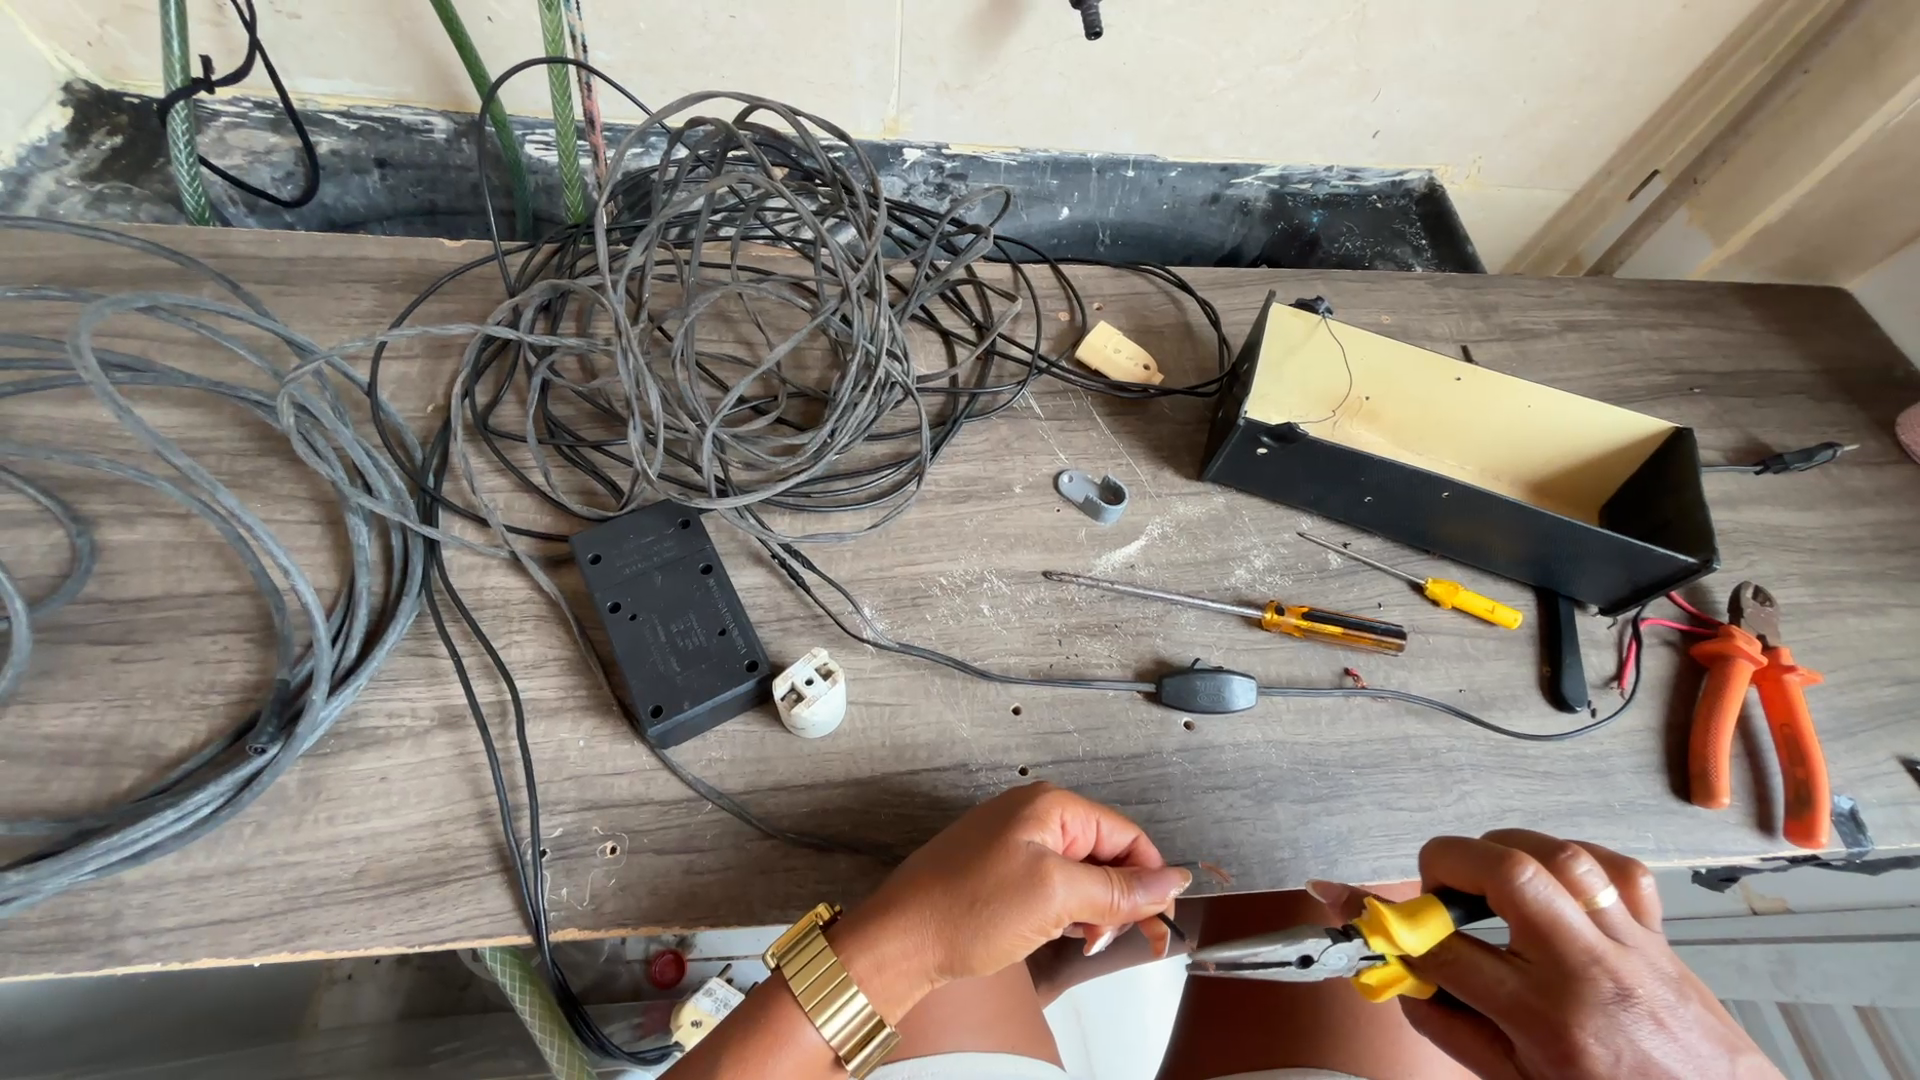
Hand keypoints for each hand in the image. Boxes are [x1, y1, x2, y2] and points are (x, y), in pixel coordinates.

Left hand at [829, 783, 1190, 1019]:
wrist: (903, 939)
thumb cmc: (963, 908)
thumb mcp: (1056, 896)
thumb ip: (1118, 887)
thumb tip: (1169, 878)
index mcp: (1050, 806)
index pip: (1125, 834)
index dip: (1147, 878)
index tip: (1157, 920)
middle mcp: (1034, 816)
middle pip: (1105, 853)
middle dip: (1116, 898)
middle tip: (1106, 936)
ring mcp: (1016, 843)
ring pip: (1081, 873)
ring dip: (1090, 910)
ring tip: (1074, 936)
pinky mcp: (1003, 870)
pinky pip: (1053, 886)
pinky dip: (1063, 912)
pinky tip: (1053, 932)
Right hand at [1314, 830, 1781, 1079]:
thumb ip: (1450, 1026)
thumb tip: (1399, 972)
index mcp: (1550, 1022)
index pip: (1444, 952)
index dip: (1387, 925)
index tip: (1348, 901)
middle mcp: (1591, 973)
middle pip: (1509, 874)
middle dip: (1448, 862)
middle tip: (1434, 886)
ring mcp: (1631, 947)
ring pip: (1561, 856)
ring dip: (1505, 849)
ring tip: (1484, 875)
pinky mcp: (1659, 935)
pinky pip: (1619, 868)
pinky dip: (1573, 858)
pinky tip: (1550, 875)